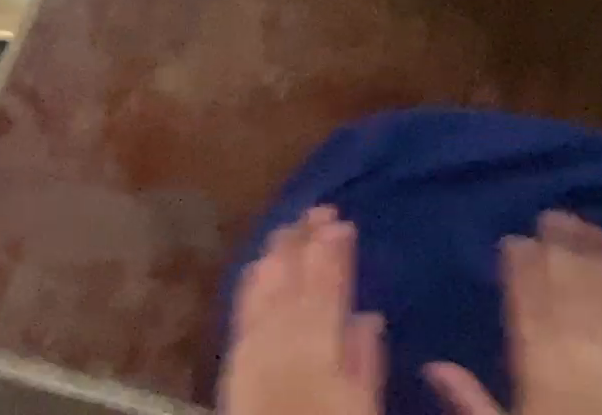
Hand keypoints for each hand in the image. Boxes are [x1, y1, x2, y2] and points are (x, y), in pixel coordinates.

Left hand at [220, 206, 385, 414]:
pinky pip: (241, 315)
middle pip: (297, 285)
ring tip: (288, 224)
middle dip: (307, 244)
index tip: (342, 222)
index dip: (334, 256)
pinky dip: (249, 285)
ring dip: (278, 256)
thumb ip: (365, 365)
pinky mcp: (234, 367)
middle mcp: (285, 348)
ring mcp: (255, 355)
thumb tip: (368, 316)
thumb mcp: (362, 412)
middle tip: (318, 208)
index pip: (329, 293)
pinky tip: (254, 265)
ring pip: (267, 293)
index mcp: (321, 356)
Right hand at [424, 211, 601, 414]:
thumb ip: (469, 399)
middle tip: (554, 213)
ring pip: (597, 300)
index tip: (513, 239)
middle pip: (564, 297)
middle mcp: (571, 356)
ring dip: (593, 260)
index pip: (526, 313)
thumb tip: (431, 365)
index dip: (519, 275)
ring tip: (589, 224)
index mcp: (537, 369)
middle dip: (559, 253)